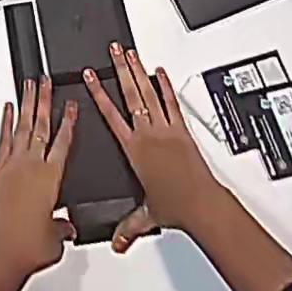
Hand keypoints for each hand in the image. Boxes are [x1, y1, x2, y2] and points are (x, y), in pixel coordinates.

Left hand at [0, 77, 77, 290]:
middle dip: (45, 100)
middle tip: (46, 81)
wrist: (2, 250)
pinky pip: (3, 139)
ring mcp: (12, 163)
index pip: (63, 141)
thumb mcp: (56, 238)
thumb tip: (67, 226)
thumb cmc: (30, 246)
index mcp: (51, 177)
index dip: (69, 121)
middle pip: (41, 125)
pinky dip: (6, 122)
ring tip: (29, 85)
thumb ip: (63, 225)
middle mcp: (31, 165)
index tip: (71, 103)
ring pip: (22, 126)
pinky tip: (8, 108)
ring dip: (26, 104)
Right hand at [84, 42, 224, 251]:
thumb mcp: (146, 214)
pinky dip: (165, 86)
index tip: (90, 75)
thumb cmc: (174, 207)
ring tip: (130, 52)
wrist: (201, 206)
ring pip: (148, 93)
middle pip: (129, 94)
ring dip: (138, 70)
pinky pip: (171, 103)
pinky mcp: (181, 130)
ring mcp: (165, 129)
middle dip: (119, 69)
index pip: (110, 114)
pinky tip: (159, 71)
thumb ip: (128, 225)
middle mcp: (147, 134)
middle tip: (113, 50)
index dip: (98, 92)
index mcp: (133, 148)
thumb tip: (117, 241)